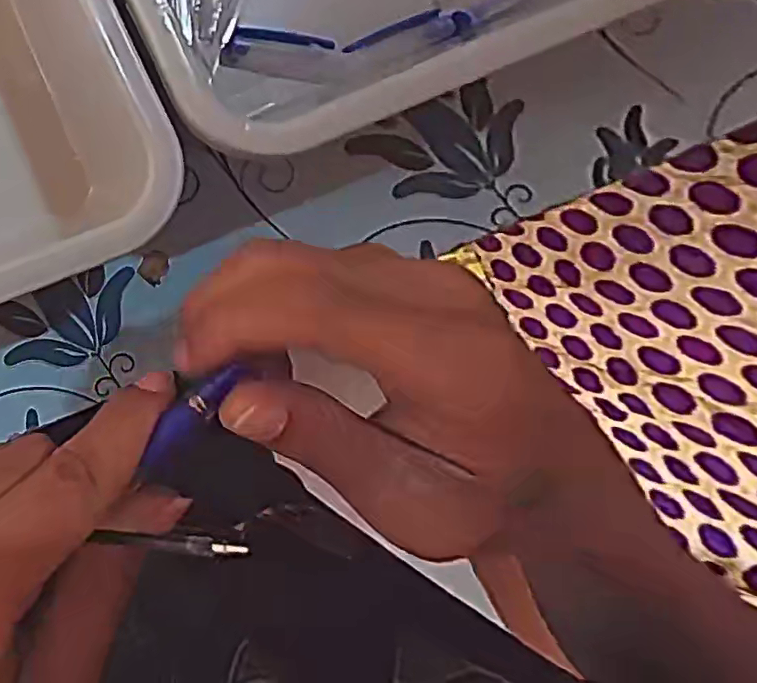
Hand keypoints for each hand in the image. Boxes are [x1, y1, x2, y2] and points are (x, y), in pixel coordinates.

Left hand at [0, 373, 185, 682]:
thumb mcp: (49, 677)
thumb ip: (103, 581)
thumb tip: (152, 501)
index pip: (66, 479)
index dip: (124, 432)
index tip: (156, 395)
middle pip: (40, 455)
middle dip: (82, 482)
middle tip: (117, 520)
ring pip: (11, 455)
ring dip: (39, 490)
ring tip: (30, 561)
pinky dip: (1, 494)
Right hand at [176, 241, 640, 561]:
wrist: (564, 464)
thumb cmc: (492, 496)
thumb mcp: (411, 504)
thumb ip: (323, 446)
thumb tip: (233, 402)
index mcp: (441, 353)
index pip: (309, 305)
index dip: (231, 324)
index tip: (192, 368)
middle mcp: (426, 290)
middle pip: (284, 264)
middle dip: (216, 305)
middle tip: (195, 363)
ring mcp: (412, 268)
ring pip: (287, 253)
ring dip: (233, 295)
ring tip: (224, 355)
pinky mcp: (397, 265)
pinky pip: (305, 259)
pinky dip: (261, 291)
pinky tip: (263, 338)